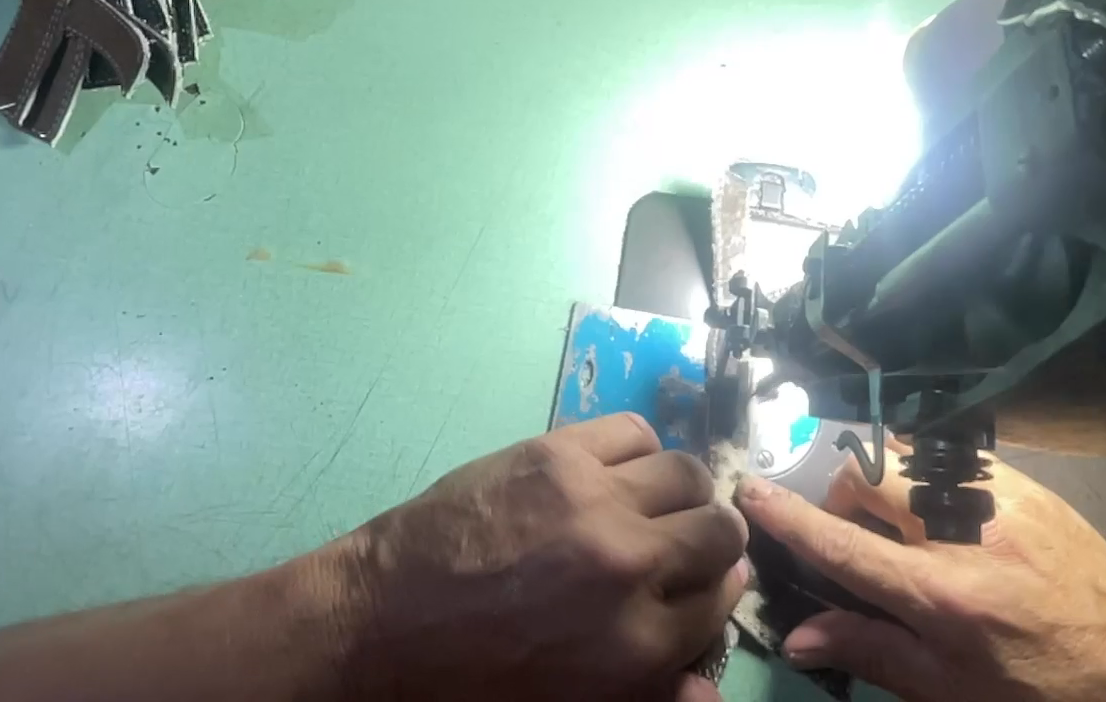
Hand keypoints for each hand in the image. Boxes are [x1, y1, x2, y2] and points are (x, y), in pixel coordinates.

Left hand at [310, 413, 749, 700]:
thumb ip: (650, 699)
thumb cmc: (474, 680)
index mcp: (636, 648)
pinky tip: (619, 470)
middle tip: (689, 540)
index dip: (718, 589)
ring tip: (658, 501)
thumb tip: (710, 684)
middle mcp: (631, 566)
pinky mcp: (559, 452)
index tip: (705, 579)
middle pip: (719, 532)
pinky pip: (634, 431)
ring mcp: (595, 499)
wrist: (384, 623)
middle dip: (716, 539)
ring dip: (685, 491)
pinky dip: (640, 450)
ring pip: (687, 473)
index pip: (721, 601)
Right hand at [736, 447, 1105, 701]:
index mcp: (943, 599)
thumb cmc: (1037, 697)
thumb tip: (794, 636)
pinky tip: (950, 513)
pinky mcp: (1027, 482)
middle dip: (845, 492)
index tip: (750, 488)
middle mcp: (967, 534)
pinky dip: (928, 474)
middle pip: (870, 475)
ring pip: (908, 452)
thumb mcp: (950, 694)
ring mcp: (1001, 498)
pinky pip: (951, 454)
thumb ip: (868, 651)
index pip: (842, 546)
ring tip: (907, 523)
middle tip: (860, 532)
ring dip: (886, 479)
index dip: (788, 516)